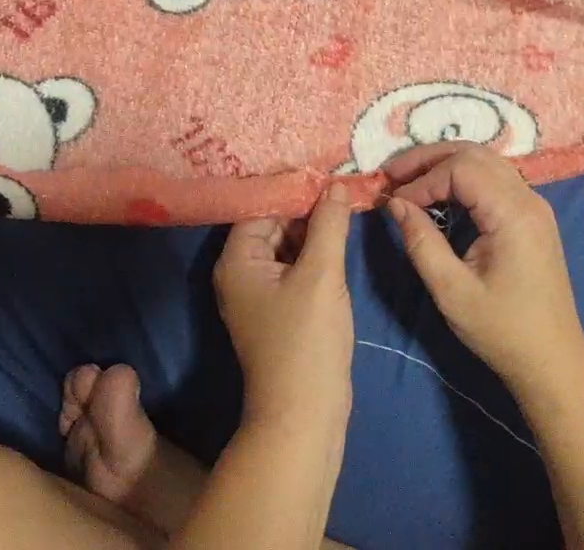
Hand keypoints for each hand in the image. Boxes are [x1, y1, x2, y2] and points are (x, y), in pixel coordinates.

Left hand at [214, 185, 355, 427]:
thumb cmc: (306, 340)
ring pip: (286, 244)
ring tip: (346, 202)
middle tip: (343, 183)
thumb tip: (336, 184)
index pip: (261, 205)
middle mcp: (240, 271)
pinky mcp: (278, 308)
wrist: (304, 414)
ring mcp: (258, 292)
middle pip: (273, 223)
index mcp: (237, 259)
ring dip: (313, 228)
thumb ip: (329, 224)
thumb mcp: (321, 274)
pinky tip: (340, 237)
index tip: (326, 170)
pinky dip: (314, 252)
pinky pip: (294, 267)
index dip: (293, 187)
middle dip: (306, 206)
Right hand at [381, 144, 583, 389]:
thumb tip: (394, 204)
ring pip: (485, 161)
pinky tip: (440, 194)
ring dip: (445, 164)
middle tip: (392, 173)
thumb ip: (421, 241)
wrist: (552, 361)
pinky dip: (463, 176)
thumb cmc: (502, 329)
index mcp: (513, 214)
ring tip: (409, 179)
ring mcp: (534, 206)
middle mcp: (529, 199)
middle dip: (429, 159)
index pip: (461, 169)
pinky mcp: (532, 216)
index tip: (395, 202)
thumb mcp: (451, 290)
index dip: (423, 179)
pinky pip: (495, 178)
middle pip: (474, 153)